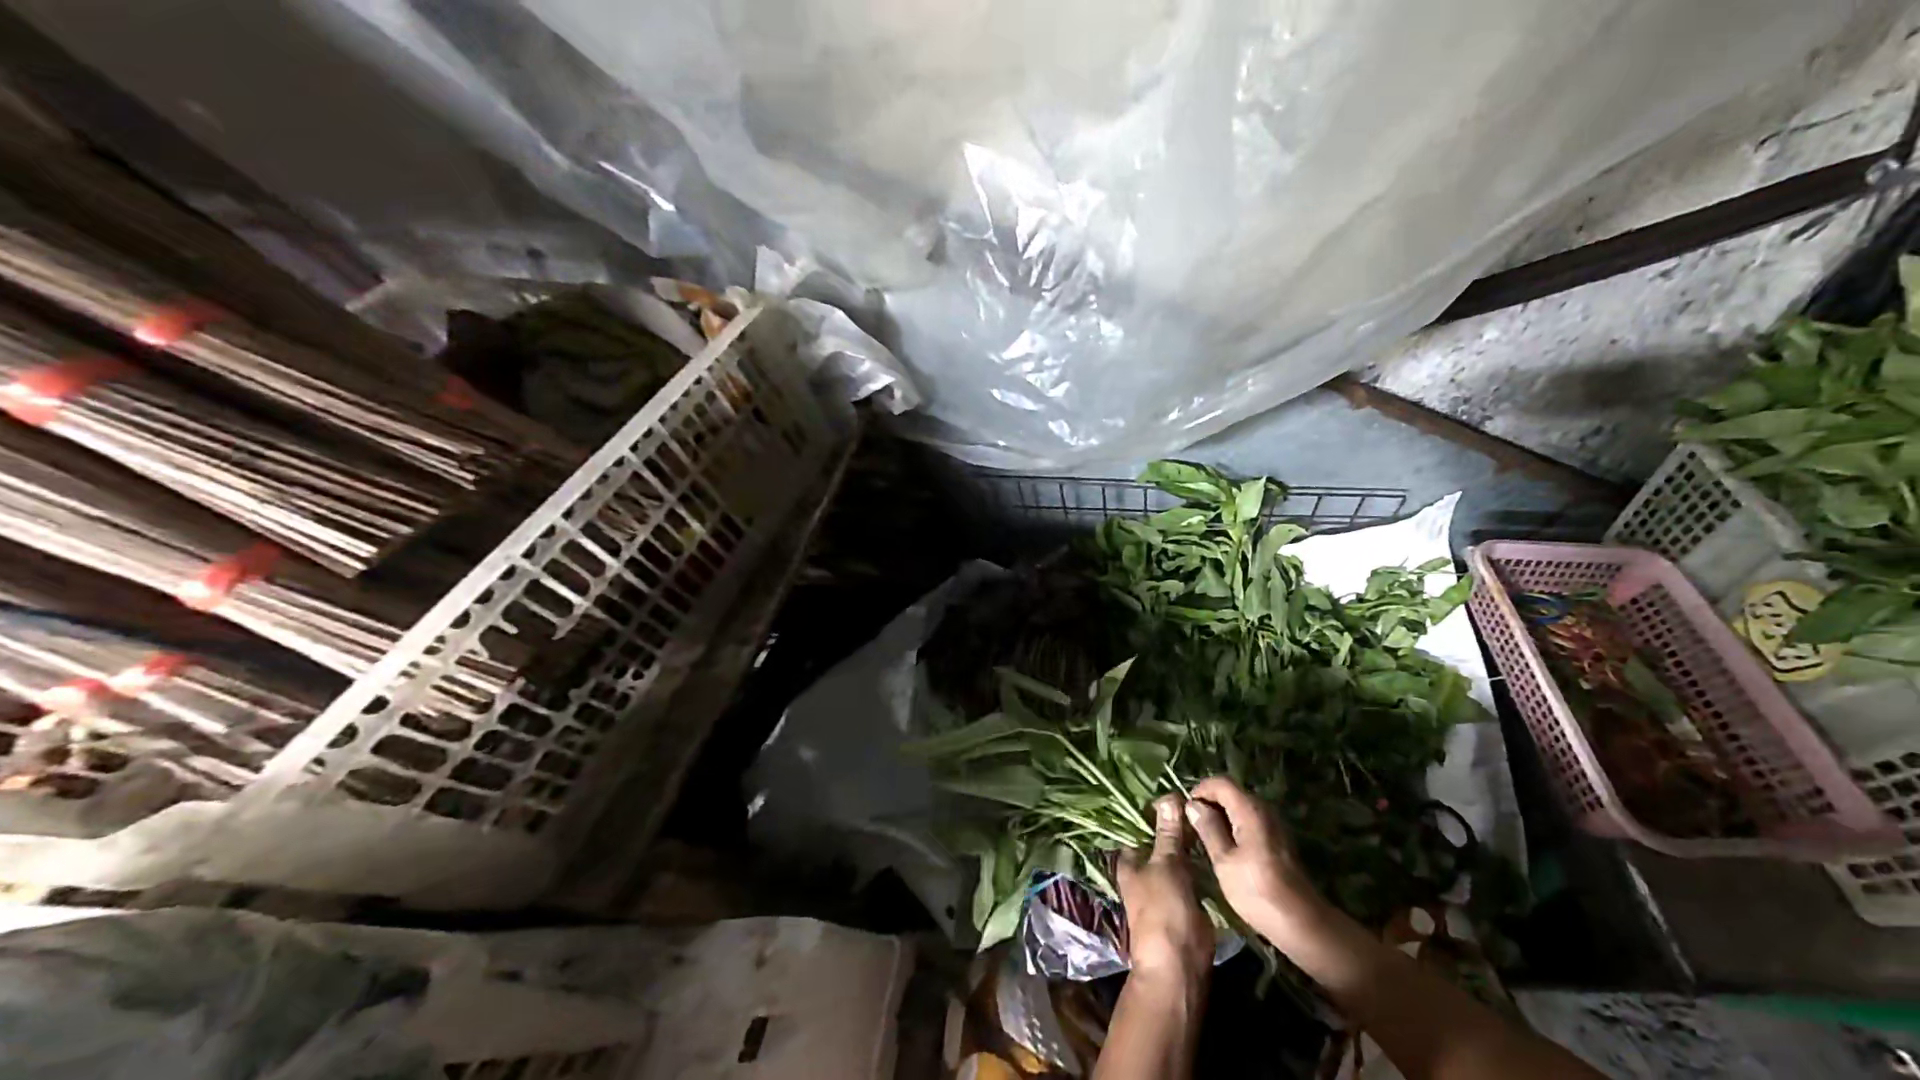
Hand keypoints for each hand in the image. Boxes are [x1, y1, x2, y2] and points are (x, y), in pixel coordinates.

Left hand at [1115, 794, 1213, 988]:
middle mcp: (1143, 871)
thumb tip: (1168, 798)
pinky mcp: (1185, 900)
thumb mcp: (1167, 866)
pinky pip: (1191, 873)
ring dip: (1190, 843)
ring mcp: (1164, 886)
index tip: (1179, 792)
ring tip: (1212, 818)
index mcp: (1130, 861)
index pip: (1140, 826)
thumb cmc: (1164, 910)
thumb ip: (1168, 834)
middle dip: (1177, 826)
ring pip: (1177, 857)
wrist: (1179, 964)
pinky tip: (1215, 846)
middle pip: (1160, 841)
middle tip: (1201, 804)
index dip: (1157, 811)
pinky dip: (1200, 862)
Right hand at [1185, 776, 1325, 949]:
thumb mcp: (1224, 861)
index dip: (1200, 790)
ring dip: (1220, 816)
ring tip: (1203, 838)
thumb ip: (1208, 828)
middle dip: (1208, 803)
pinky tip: (1223, 849)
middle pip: (1231, 792)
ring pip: (1239, 808)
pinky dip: (1233, 827)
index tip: (1185, 811)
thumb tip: (1193, 805)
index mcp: (1250, 810)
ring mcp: (1274, 825)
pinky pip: (1249, 821)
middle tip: (1191, 826)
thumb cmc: (1257, 891)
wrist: (1301, 923)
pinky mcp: (1277, 840)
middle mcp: (1264, 810)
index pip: (1220, 782)